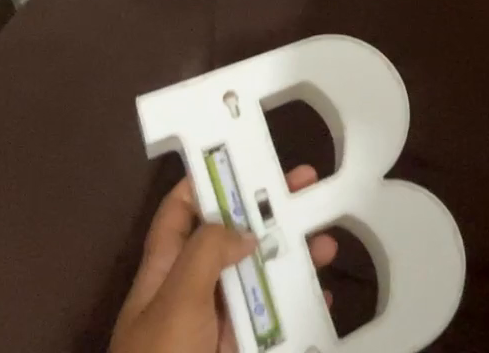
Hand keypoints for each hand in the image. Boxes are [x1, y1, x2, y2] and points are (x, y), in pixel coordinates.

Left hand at [111, 166, 337, 352]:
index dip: (204, 182)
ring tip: (326, 240)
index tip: (242, 155)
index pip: (178, 214)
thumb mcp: (174, 304)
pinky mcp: (242, 351)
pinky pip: (275, 320)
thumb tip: (244, 229)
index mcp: (162, 275)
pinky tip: (322, 294)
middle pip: (229, 238)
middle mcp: (190, 294)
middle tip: (305, 184)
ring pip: (258, 277)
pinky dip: (299, 304)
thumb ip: (206, 253)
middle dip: (264, 210)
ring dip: (291, 255)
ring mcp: (216, 327)